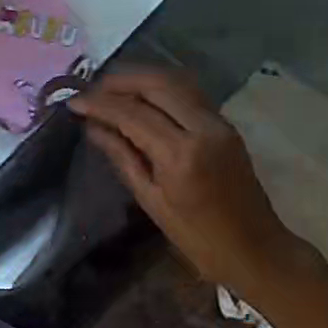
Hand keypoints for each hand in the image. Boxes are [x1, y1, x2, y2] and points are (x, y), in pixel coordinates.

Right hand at [67, 69, 304, 294]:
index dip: (99, 104)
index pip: (133, 114)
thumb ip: (122, 156)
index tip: (73, 102)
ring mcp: (219, 123)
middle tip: (90, 89)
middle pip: (157, 85)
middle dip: (120, 81)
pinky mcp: (226, 125)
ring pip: (176, 83)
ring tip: (111, 89)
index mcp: (181, 154)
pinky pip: (189, 94)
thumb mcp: (150, 199)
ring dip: (141, 79)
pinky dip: (161, 88)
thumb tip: (93, 127)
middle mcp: (203, 128)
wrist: (254, 247)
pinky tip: (141, 98)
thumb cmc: (196, 236)